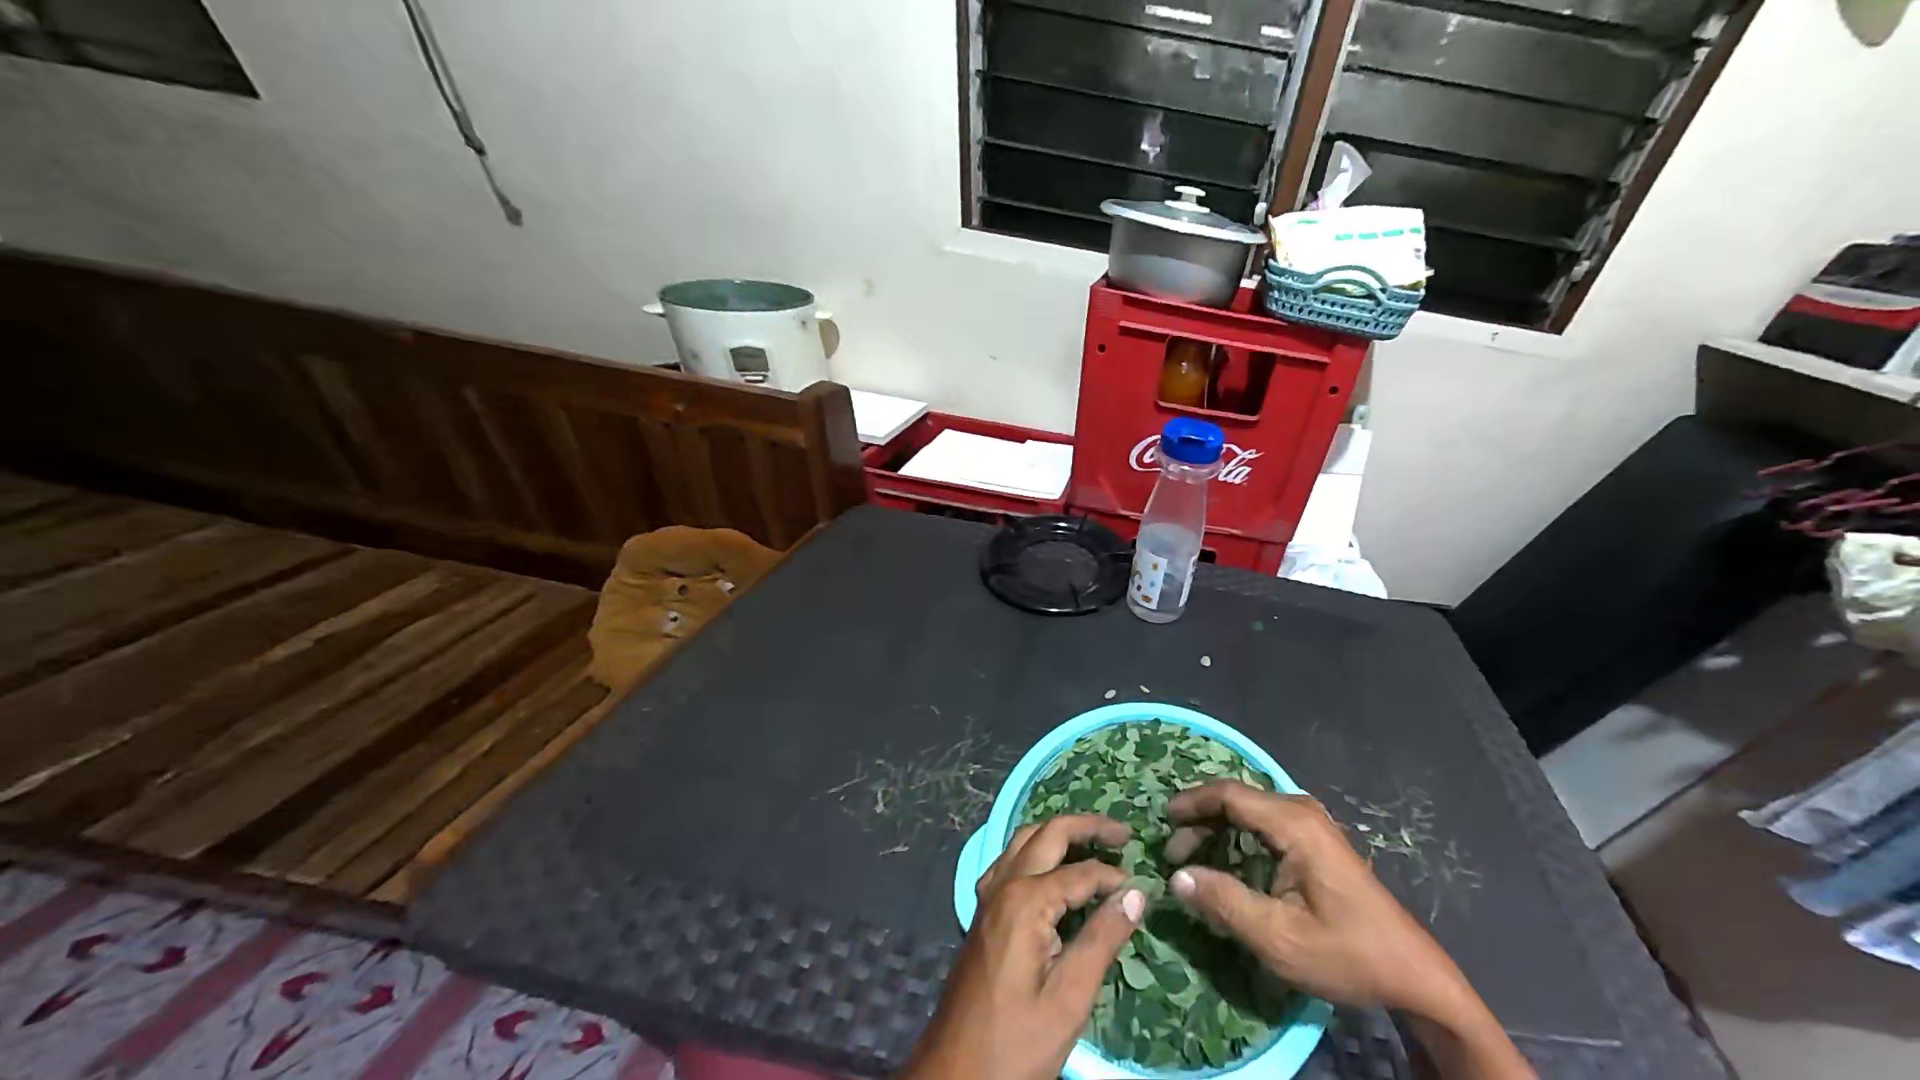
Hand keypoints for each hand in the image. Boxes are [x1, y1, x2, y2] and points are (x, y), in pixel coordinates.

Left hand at [902, 815, 1146, 1079]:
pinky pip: (1010, 860)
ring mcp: (988, 895)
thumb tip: (1136, 893)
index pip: (1081, 872)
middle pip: (1048, 833)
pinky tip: (1052, 867)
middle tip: (1124, 834)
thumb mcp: (1069, 998)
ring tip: (1095, 842)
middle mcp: (1003, 884)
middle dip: (1087, 827)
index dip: (1114, 876)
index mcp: (1025, 900)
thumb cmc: (1016, 1041)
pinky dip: (1036, 850)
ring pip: (1025, 839)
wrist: (955, 1069)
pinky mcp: (983, 910)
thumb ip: (1102, 939)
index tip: (1143, 889)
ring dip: (1060, 833)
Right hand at [1166, 783, 1533, 1078]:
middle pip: (1237, 798)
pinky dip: (1236, 834)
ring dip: (1216, 827)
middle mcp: (1302, 813)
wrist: (1415, 976)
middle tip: (1175, 853)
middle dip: (1199, 820)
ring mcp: (1312, 824)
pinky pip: (1264, 823)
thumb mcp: (1279, 938)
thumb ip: (1224, 903)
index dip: (1191, 804)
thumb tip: (1177, 877)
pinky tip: (1224, 858)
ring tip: (1191, 856)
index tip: (1162, 824)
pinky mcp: (1316, 840)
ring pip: (1249, 809)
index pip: (1229, 795)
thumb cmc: (1347, 955)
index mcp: (1294, 825)